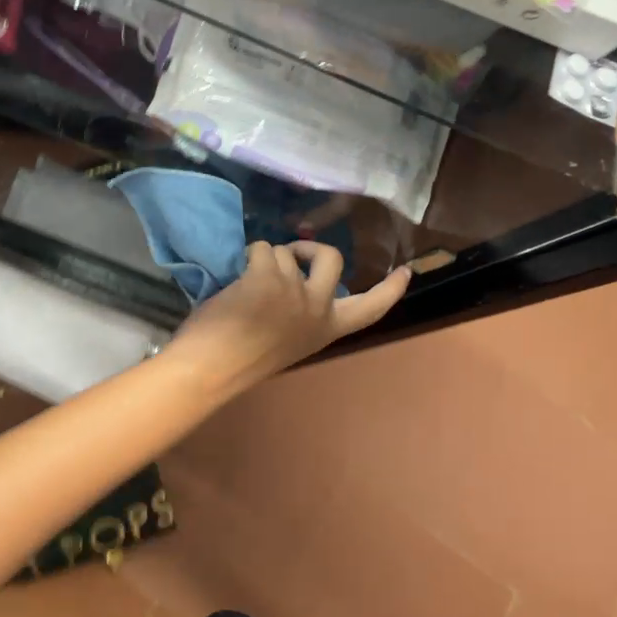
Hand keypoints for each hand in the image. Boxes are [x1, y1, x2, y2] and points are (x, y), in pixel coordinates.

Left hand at [173, 241, 411, 388]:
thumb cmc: (241, 361)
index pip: (370, 309)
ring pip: (285, 252)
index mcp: (326, 330)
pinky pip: (261, 248)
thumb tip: (290, 281)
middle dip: (311, 248)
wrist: (211, 369)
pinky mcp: (268, 276)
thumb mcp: (287, 340)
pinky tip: (236, 275)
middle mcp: (318, 308)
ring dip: (265, 260)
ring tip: (246, 285)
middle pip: (332, 258)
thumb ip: (298, 315)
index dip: (389, 289)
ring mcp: (295, 291)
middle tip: (292, 253)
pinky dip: (248, 255)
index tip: (406, 271)